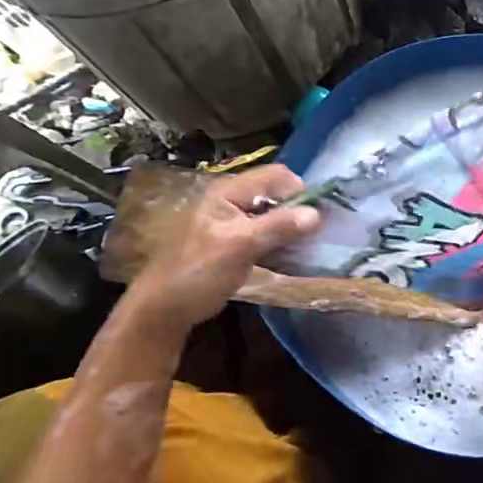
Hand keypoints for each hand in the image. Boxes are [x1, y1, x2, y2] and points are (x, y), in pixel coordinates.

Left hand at [125, 164, 320, 331]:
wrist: (165, 307)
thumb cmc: (199, 271)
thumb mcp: (240, 246)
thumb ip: (277, 227)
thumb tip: (316, 213)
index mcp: (230, 191)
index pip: (275, 175)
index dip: (298, 189)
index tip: (316, 215)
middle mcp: (234, 200)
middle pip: (276, 193)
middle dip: (297, 209)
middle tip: (316, 233)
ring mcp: (235, 222)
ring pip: (273, 215)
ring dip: (291, 228)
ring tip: (308, 246)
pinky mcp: (237, 242)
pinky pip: (267, 234)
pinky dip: (281, 242)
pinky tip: (292, 257)